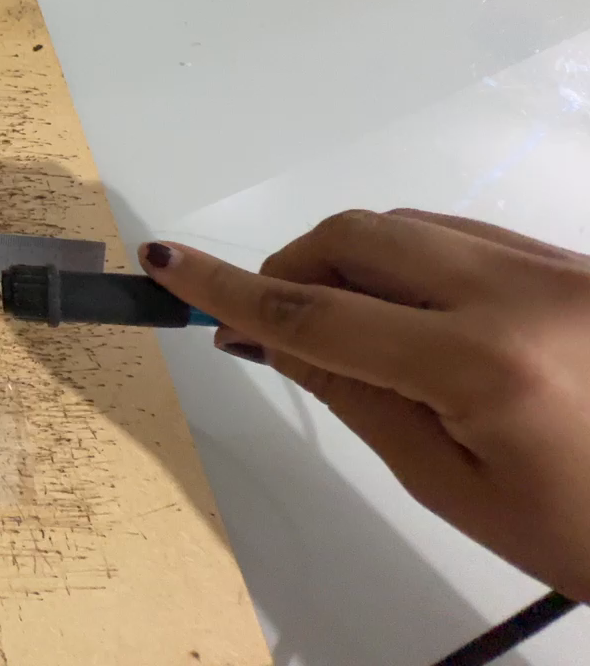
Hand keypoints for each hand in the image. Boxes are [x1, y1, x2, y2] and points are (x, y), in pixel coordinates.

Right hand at [140, 210, 589, 601]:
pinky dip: (413, 262)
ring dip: (351, 263)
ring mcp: (575, 272)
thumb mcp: (452, 483)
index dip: (222, 287)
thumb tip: (253, 334)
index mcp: (489, 369)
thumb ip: (345, 391)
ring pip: (405, 227)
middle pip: (353, 237)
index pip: (311, 313)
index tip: (161, 258)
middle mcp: (533, 297)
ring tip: (367, 324)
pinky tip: (429, 313)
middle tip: (280, 319)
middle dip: (294, 267)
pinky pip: (464, 235)